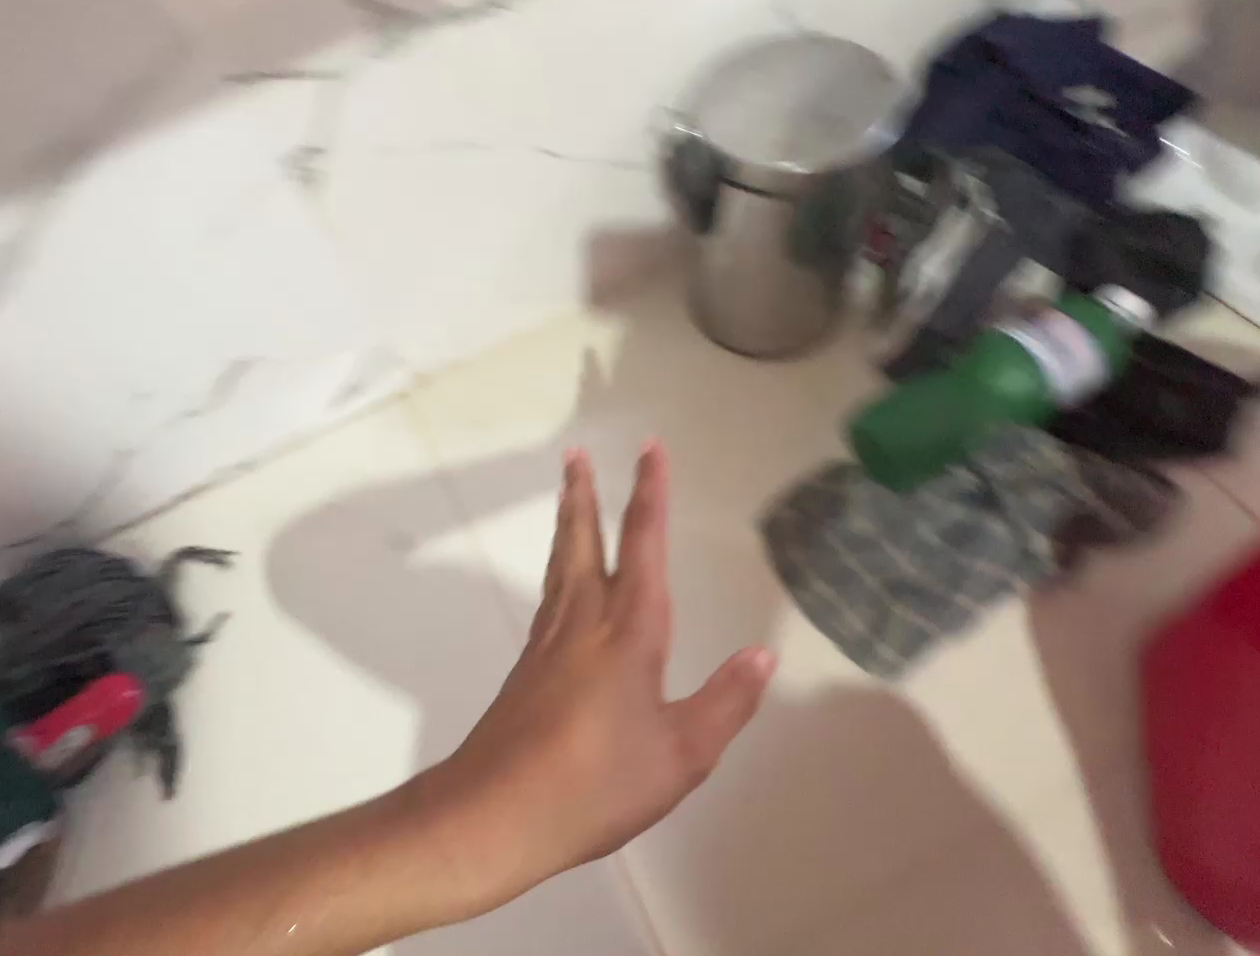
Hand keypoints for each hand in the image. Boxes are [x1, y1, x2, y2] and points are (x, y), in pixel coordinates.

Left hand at [421, 443, 775, 903]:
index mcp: (627, 630)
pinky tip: (564, 580)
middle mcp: (583, 618)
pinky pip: (550, 592)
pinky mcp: (529, 663)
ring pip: (560, 561)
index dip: (650, 493)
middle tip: (576, 453)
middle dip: (584, 492)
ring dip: (567, 520)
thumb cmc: (597, 783)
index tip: (650, 449)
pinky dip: (559, 563)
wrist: (497, 811)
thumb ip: (725, 702)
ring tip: (569, 494)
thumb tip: (763, 655)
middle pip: (582, 537)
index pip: (642, 543)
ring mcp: (548, 638)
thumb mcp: (682, 755)